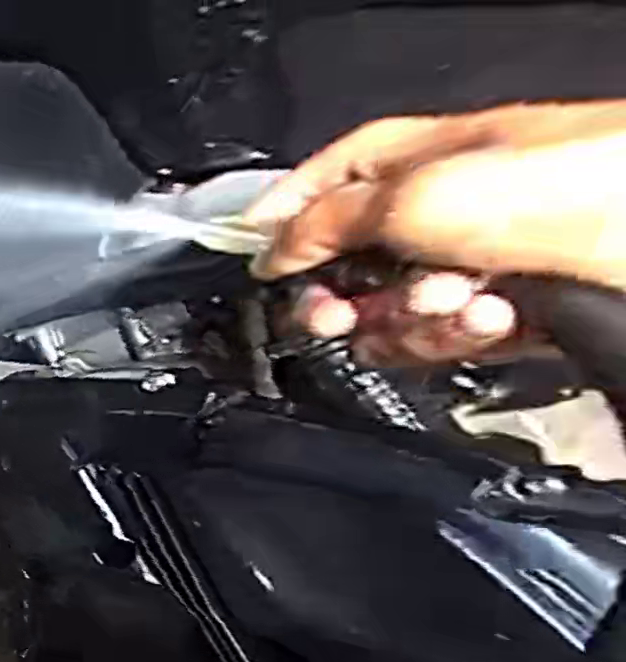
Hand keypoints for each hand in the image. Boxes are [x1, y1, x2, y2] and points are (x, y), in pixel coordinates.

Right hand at [246, 101, 625, 364]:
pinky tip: (486, 319)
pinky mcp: (499, 311)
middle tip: (331, 311)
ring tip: (446, 305)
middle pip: (343, 260)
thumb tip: (271, 255)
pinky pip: (427, 338)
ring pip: (380, 311)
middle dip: (327, 295)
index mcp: (440, 158)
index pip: (339, 169)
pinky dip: (446, 337)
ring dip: (397, 320)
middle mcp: (452, 210)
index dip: (286, 201)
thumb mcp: (419, 197)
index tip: (247, 241)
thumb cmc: (577, 192)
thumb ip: (323, 223)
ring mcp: (476, 263)